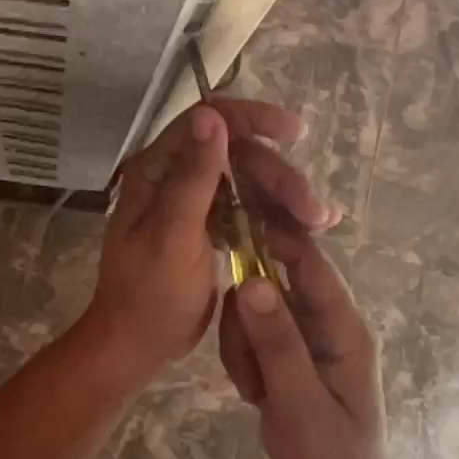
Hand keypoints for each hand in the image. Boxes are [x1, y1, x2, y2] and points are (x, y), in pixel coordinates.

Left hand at [80, 99, 303, 379]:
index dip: (251, 118)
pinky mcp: (207, 225)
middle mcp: (172, 175)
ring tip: (321, 221)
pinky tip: (310, 229)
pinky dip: (276, 215)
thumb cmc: (149, 293)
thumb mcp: (172, 235)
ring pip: (246, 180)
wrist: (137, 342)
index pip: (206, 120)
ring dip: (284, 196)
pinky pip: (247, 207)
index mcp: (156, 169)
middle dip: (278, 175)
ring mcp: (191, 200)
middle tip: (315, 210)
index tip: (294, 132)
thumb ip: (193, 176)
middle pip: (235, 153)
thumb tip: (210, 116)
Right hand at [217, 140, 390, 458]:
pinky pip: (249, 334)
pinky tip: (252, 393)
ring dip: (241, 343)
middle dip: (247, 316)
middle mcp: (326, 324)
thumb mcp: (299, 402)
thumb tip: (252, 280)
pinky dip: (241, 358)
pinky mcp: (286, 355)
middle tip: (244, 360)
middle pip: (272, 283)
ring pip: (253, 310)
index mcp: (344, 328)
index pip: (308, 262)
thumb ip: (276, 341)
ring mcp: (304, 339)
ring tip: (252, 389)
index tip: (233, 212)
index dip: (274, 234)